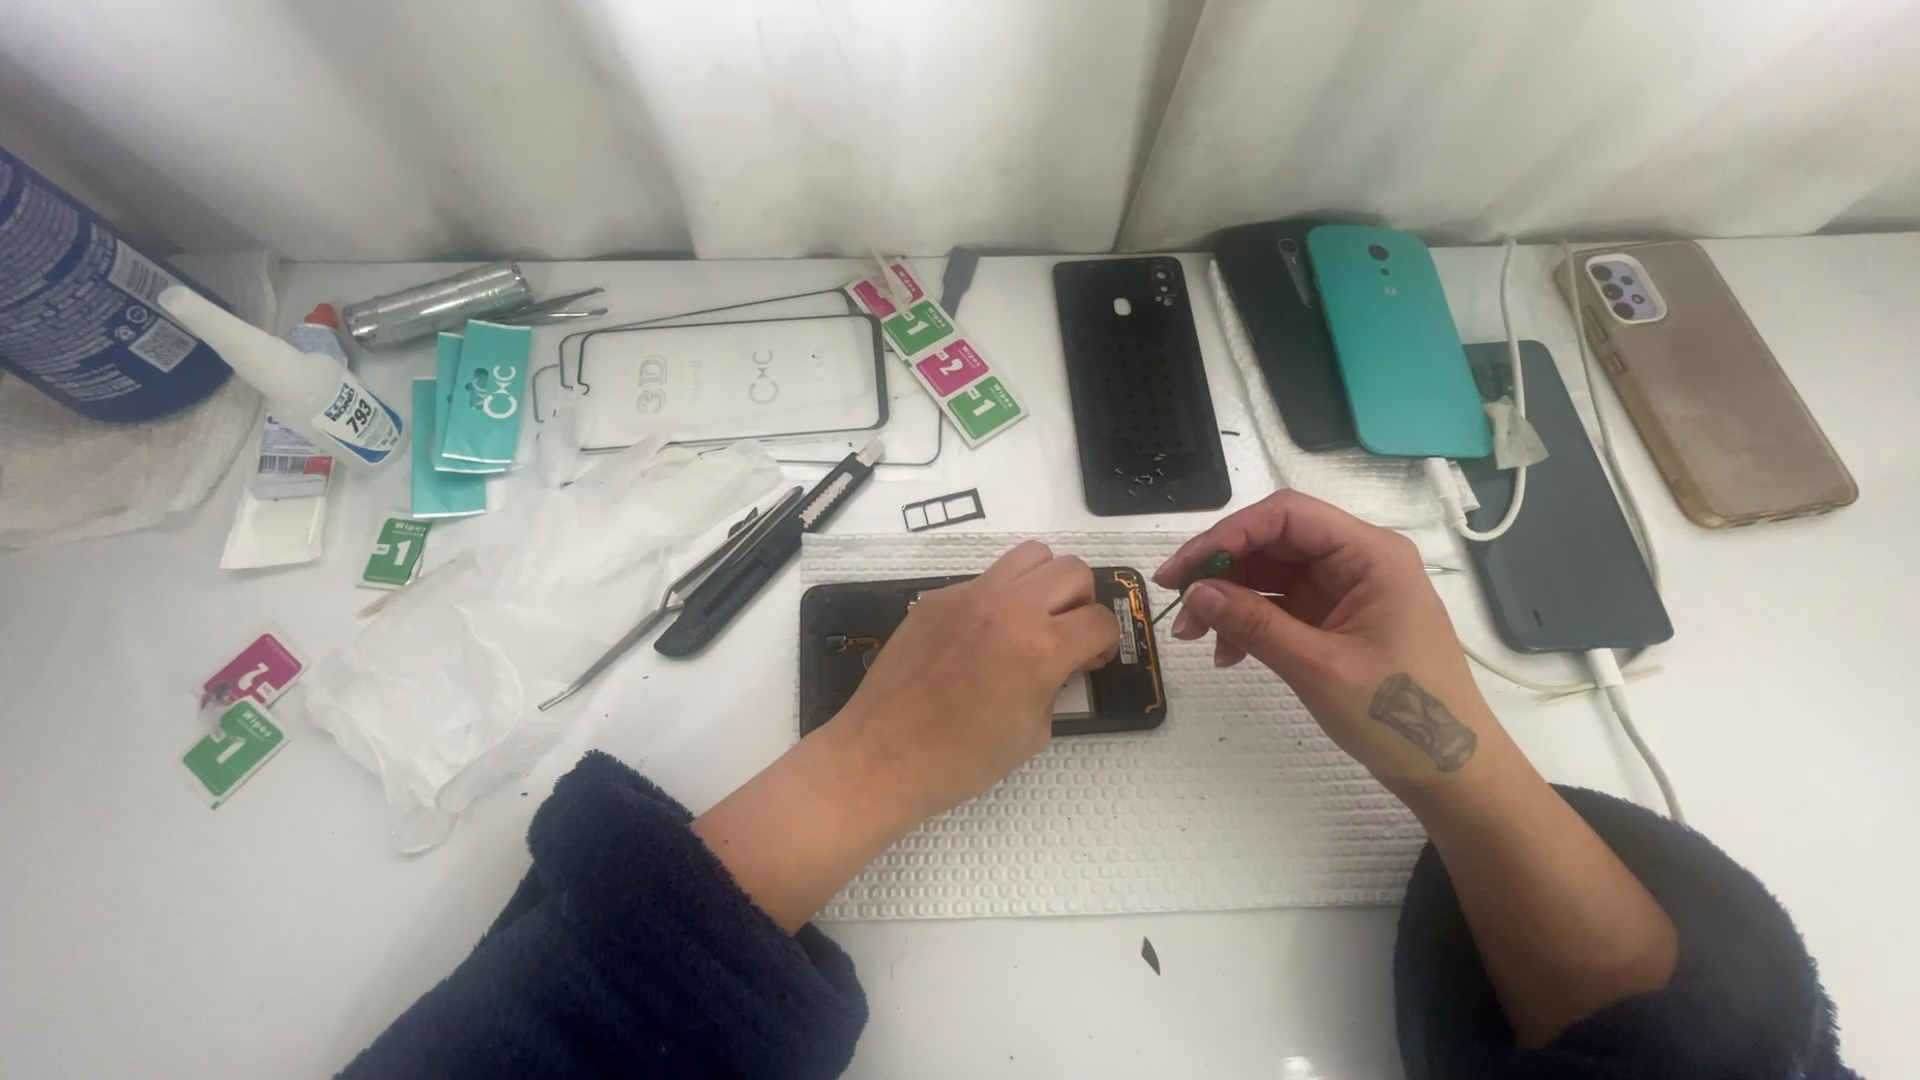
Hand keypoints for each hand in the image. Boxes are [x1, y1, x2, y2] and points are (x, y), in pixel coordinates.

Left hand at [829, 540, 1119, 818]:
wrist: (884, 755)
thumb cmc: (961, 759)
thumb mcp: (1032, 731)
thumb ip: (1058, 684)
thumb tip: (1066, 659)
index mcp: (1039, 648)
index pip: (1100, 619)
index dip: (1105, 643)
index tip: (1090, 660)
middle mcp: (1008, 608)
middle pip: (1072, 570)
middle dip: (1081, 603)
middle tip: (1065, 635)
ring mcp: (969, 596)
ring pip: (1030, 555)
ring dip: (1044, 583)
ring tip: (1030, 620)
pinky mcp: (937, 597)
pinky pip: (984, 578)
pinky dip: (998, 597)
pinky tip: (981, 636)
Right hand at [1154, 491, 1494, 786]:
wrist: (1449, 773)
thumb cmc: (1400, 715)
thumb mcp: (1318, 667)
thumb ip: (1253, 623)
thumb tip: (1195, 592)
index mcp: (1370, 555)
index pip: (1286, 516)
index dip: (1227, 534)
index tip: (1184, 569)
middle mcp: (1356, 562)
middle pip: (1271, 543)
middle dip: (1220, 570)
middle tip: (1177, 602)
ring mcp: (1343, 591)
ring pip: (1268, 575)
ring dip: (1226, 600)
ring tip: (1193, 637)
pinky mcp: (1332, 620)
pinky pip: (1277, 606)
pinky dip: (1247, 623)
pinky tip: (1226, 654)